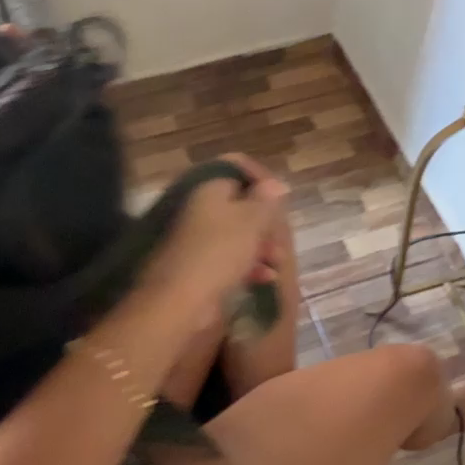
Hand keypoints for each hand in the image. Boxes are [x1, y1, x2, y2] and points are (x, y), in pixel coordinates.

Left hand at [138, 154, 287, 335]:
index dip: (262, 176)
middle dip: (266, 219)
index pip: (236, 164)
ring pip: (238, 232)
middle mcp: (202, 207)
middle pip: (240, 201)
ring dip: (261, 245)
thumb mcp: (250, 221)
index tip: (282, 196)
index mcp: (210, 187)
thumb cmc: (220, 251)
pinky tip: (265, 278)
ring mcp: (199, 236)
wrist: (181, 299)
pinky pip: (229, 256)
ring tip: (277, 262)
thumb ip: (265, 200)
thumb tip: (276, 183)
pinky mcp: (200, 263)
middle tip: (282, 235)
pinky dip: (248, 264)